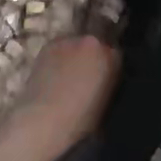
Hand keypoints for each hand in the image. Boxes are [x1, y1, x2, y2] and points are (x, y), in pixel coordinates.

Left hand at [0, 35, 120, 160]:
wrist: (44, 118)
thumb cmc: (80, 120)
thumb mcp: (106, 103)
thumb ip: (109, 83)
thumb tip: (104, 79)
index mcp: (111, 58)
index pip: (116, 56)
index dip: (109, 67)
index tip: (104, 78)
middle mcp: (93, 42)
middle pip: (96, 45)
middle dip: (93, 57)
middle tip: (86, 75)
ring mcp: (70, 40)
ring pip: (77, 44)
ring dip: (75, 55)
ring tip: (68, 74)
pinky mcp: (49, 44)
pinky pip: (59, 47)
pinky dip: (59, 56)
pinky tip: (53, 72)